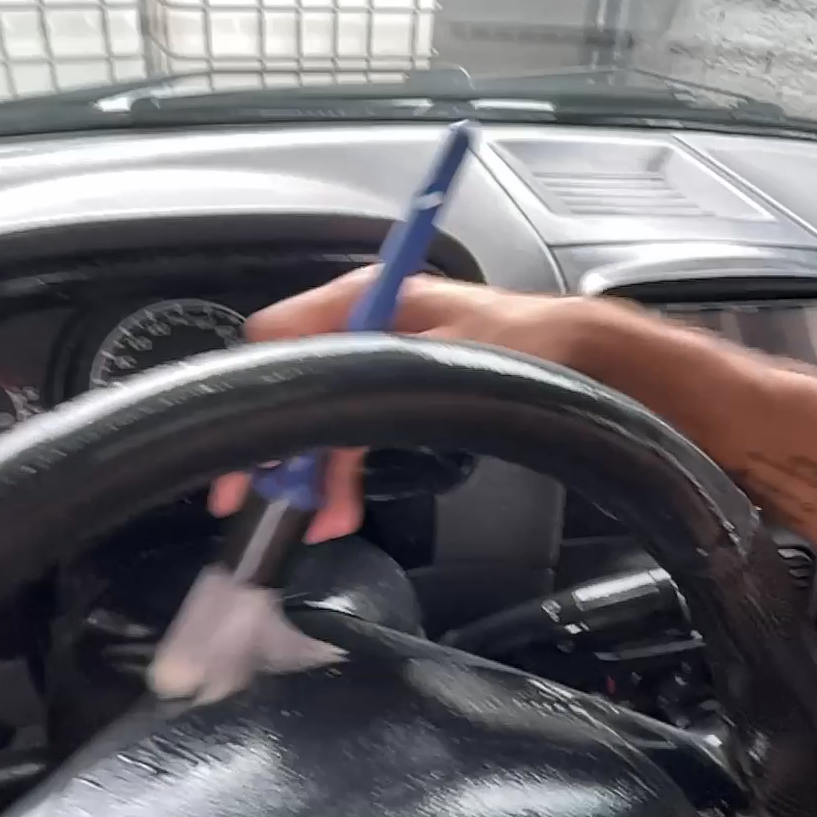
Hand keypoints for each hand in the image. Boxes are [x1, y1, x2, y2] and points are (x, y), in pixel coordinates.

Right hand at [208, 268, 611, 541]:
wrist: (569, 349)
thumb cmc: (520, 339)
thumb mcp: (450, 357)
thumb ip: (381, 376)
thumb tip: (325, 409)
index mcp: (363, 299)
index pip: (277, 336)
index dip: (256, 391)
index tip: (247, 448)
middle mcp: (357, 321)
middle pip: (289, 382)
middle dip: (275, 444)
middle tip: (250, 499)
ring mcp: (369, 353)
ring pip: (315, 412)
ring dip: (311, 467)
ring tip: (321, 517)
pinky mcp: (385, 382)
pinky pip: (345, 424)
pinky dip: (338, 465)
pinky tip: (338, 502)